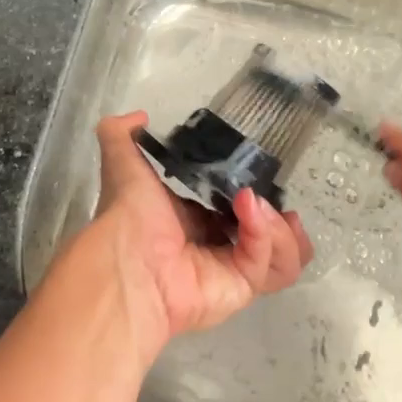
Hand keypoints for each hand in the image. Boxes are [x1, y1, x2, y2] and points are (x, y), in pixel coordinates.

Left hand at [86, 111, 312, 355]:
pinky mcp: (243, 286)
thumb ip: (121, 132)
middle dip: (278, 215)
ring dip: (276, 225)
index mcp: (189, 217)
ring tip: (255, 202)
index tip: (260, 175)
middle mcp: (213, 244)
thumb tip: (141, 115)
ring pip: (281, 252)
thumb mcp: (122, 161)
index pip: (235, 207)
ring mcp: (231, 269)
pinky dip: (267, 235)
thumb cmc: (127, 212)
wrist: (127, 263)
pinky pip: (272, 265)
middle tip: (271, 196)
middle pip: (268, 233)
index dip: (253, 193)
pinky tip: (250, 211)